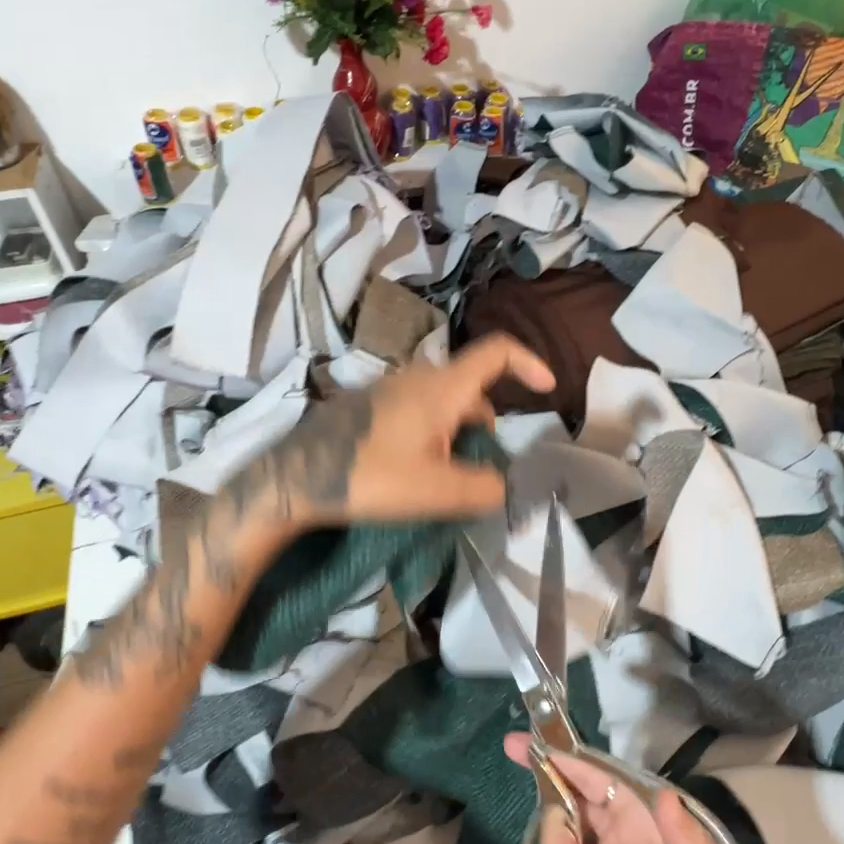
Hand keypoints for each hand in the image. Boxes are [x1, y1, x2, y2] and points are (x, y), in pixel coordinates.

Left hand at [227, 333, 554, 531]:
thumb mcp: (437, 491)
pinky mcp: (369, 403)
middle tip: (476, 472)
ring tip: (442, 478)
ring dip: (457, 433)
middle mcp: (418, 376)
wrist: (296, 478)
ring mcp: (389, 387)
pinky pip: (418, 408)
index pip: (496, 352)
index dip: (529, 363)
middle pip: (471, 387)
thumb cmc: (370, 477)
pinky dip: (432, 432)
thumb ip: (484, 488)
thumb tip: (504, 485)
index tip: (548, 389)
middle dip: (486, 426)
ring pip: (444, 401)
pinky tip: (412, 468)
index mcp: (442, 387)